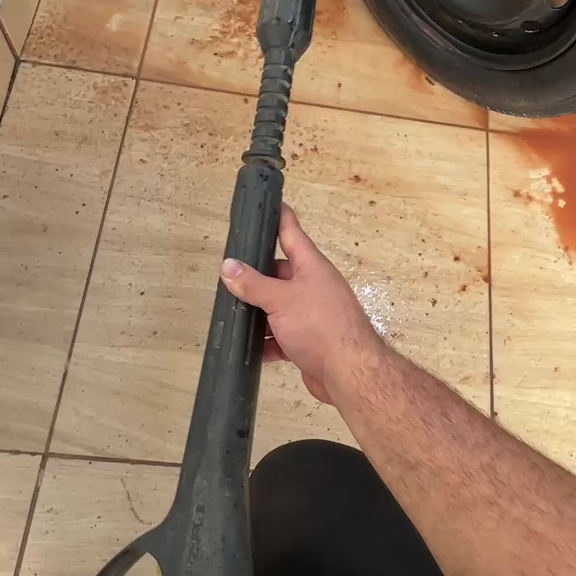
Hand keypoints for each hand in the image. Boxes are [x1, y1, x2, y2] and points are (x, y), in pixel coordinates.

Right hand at [220, 206, 387, 404]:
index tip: (267, 202)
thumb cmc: (321, 326)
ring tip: (233, 314)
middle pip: (279, 272)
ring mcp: (311, 313)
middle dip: (256, 276)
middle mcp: (313, 285)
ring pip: (278, 306)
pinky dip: (267, 342)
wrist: (348, 372)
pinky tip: (251, 349)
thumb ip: (252, 283)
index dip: (278, 216)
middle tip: (229, 275)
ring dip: (259, 313)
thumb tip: (228, 266)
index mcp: (311, 266)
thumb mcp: (281, 299)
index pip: (291, 232)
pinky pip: (281, 336)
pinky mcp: (308, 340)